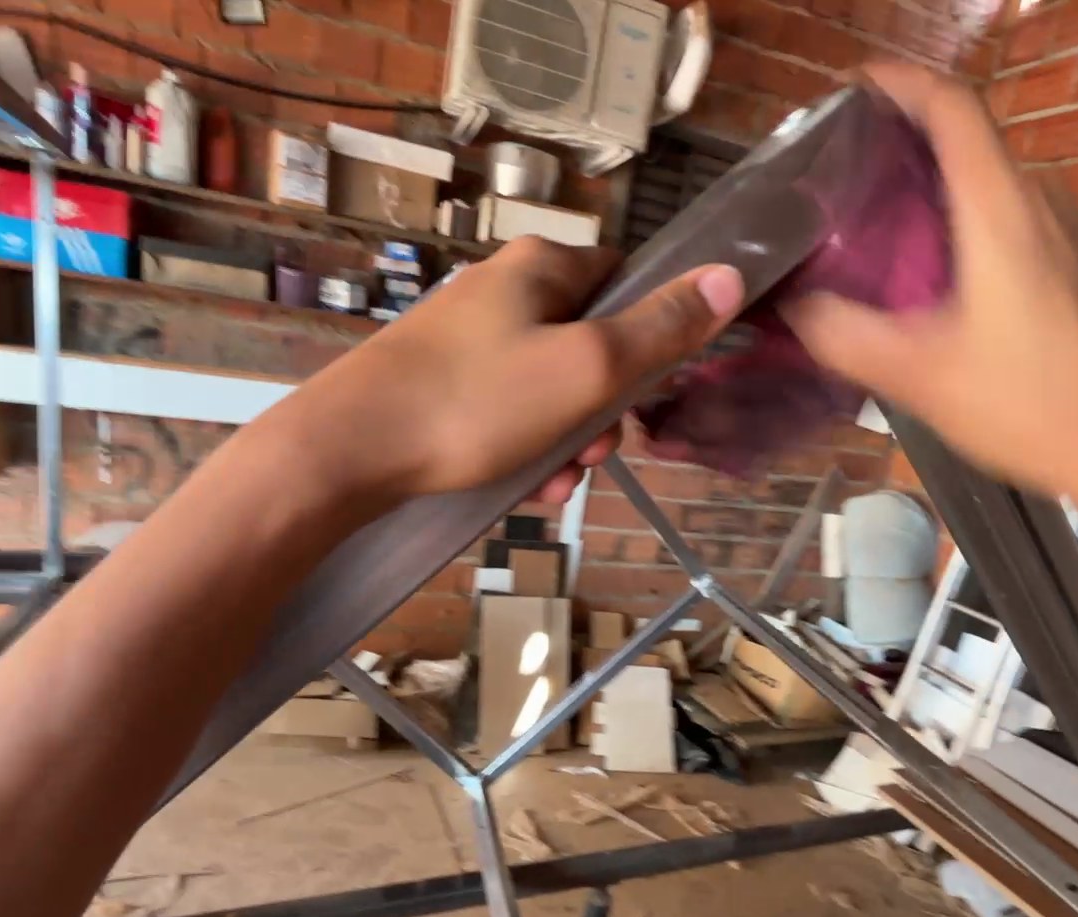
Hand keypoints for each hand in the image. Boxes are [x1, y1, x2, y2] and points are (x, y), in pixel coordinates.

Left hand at [305, 238, 743, 502]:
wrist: (348, 452)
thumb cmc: (475, 404)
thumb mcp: (585, 368)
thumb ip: (659, 329)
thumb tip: (730, 275)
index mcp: (542, 267)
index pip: (625, 278)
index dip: (650, 333)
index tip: (647, 389)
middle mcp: (505, 290)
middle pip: (590, 343)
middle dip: (603, 408)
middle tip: (594, 455)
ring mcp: (469, 338)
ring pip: (551, 387)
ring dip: (568, 440)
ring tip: (555, 486)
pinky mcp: (443, 381)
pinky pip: (509, 411)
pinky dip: (527, 447)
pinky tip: (526, 488)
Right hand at [784, 64, 1077, 513]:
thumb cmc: (1029, 404)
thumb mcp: (918, 374)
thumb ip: (844, 335)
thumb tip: (791, 306)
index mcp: (1001, 211)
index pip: (953, 109)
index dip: (900, 84)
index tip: (849, 88)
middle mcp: (1037, 204)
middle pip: (964, 141)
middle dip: (897, 142)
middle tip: (832, 176)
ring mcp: (1059, 235)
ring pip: (980, 183)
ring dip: (922, 189)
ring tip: (860, 222)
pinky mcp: (1066, 268)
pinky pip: (997, 219)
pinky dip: (948, 223)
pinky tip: (915, 273)